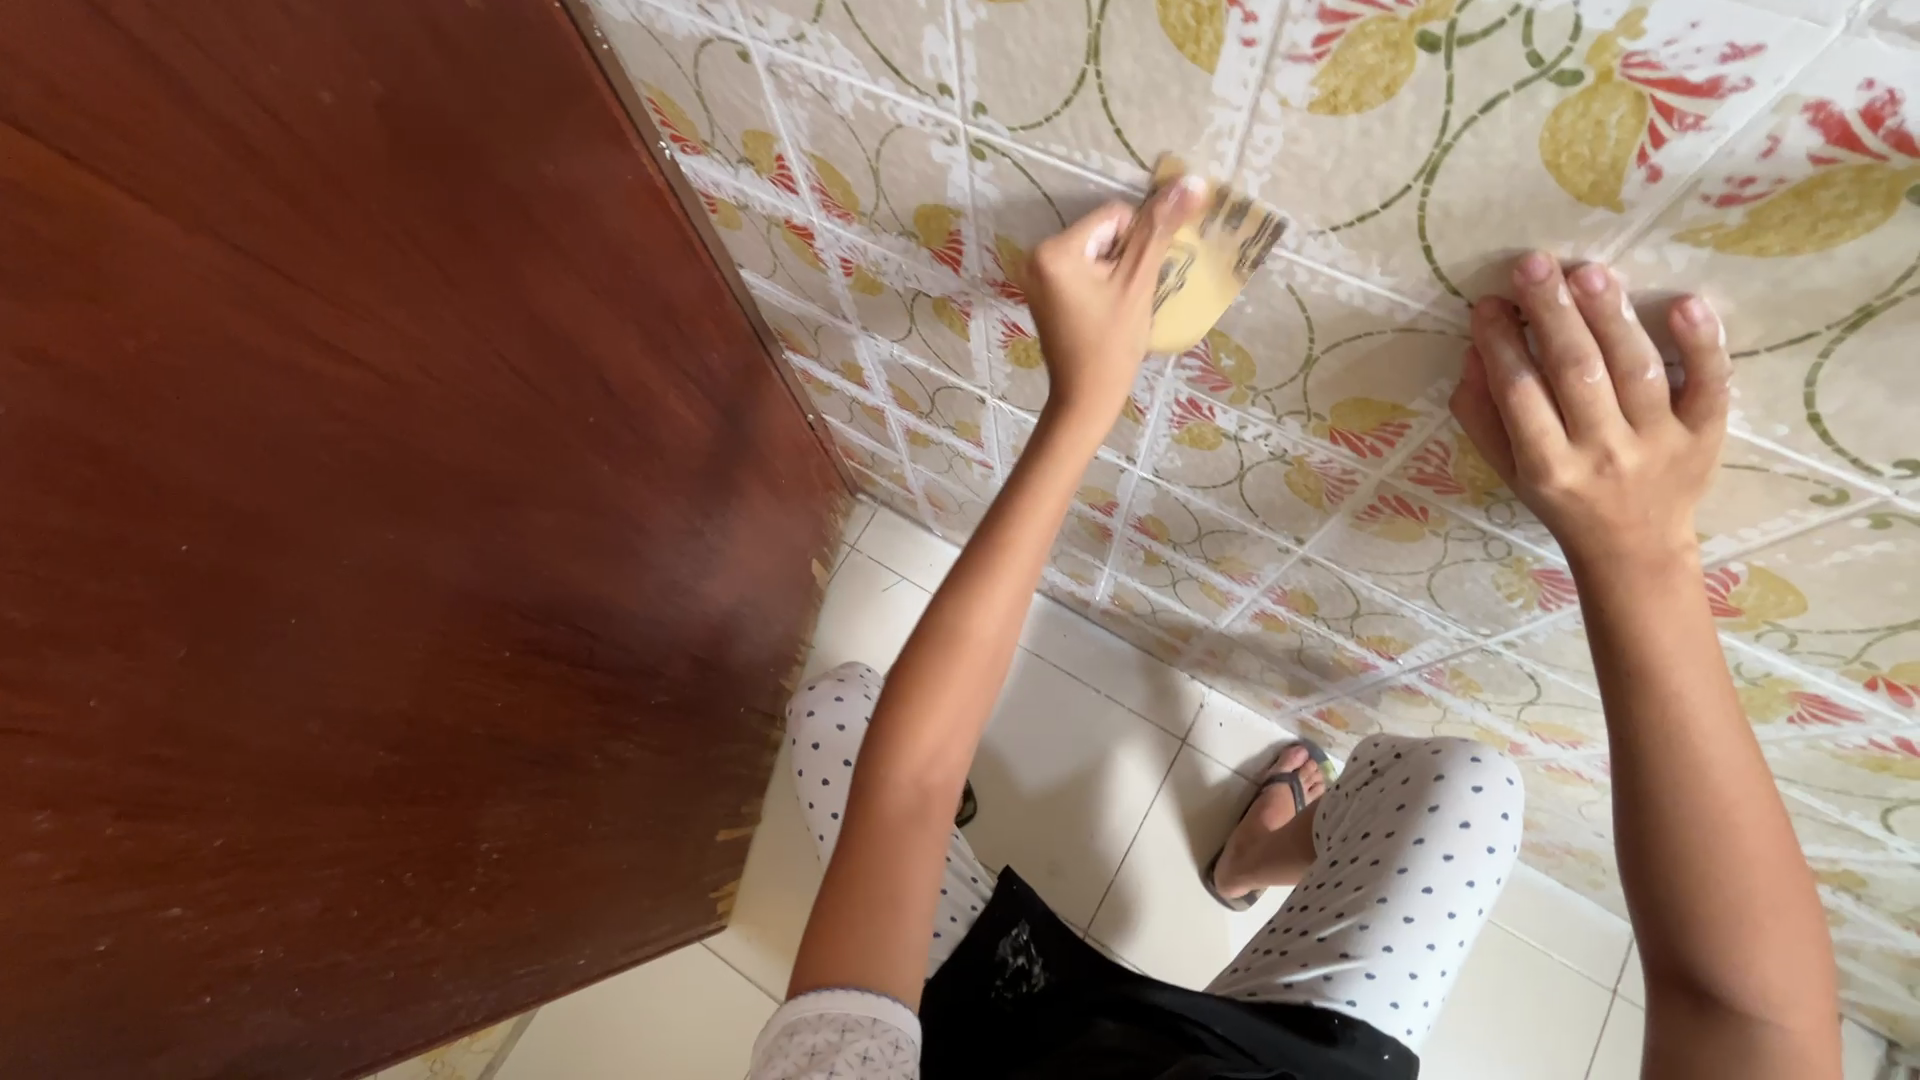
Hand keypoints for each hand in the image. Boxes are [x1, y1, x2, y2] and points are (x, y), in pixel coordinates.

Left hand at [1025, 176, 1205, 429]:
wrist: (1086, 397)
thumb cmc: (1112, 344)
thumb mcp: (1138, 283)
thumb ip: (1160, 230)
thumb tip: (1192, 181)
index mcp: (1053, 250)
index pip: (1115, 217)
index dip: (1137, 245)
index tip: (1132, 283)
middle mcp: (1035, 257)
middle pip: (1102, 234)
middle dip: (1123, 258)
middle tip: (1124, 298)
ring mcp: (1035, 277)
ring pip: (1095, 253)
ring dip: (1115, 272)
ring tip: (1115, 307)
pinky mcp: (1042, 294)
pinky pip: (1081, 271)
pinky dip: (1100, 284)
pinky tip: (1104, 311)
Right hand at [1448, 252, 1731, 573]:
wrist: (1633, 547)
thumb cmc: (1557, 501)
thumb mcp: (1506, 471)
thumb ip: (1484, 418)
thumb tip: (1473, 356)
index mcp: (1545, 467)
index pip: (1518, 393)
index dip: (1501, 344)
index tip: (1487, 304)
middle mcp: (1601, 453)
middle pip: (1574, 372)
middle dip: (1551, 314)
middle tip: (1533, 266)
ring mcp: (1659, 442)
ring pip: (1634, 369)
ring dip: (1609, 316)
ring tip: (1587, 272)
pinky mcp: (1707, 434)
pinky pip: (1709, 384)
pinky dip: (1700, 343)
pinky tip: (1681, 303)